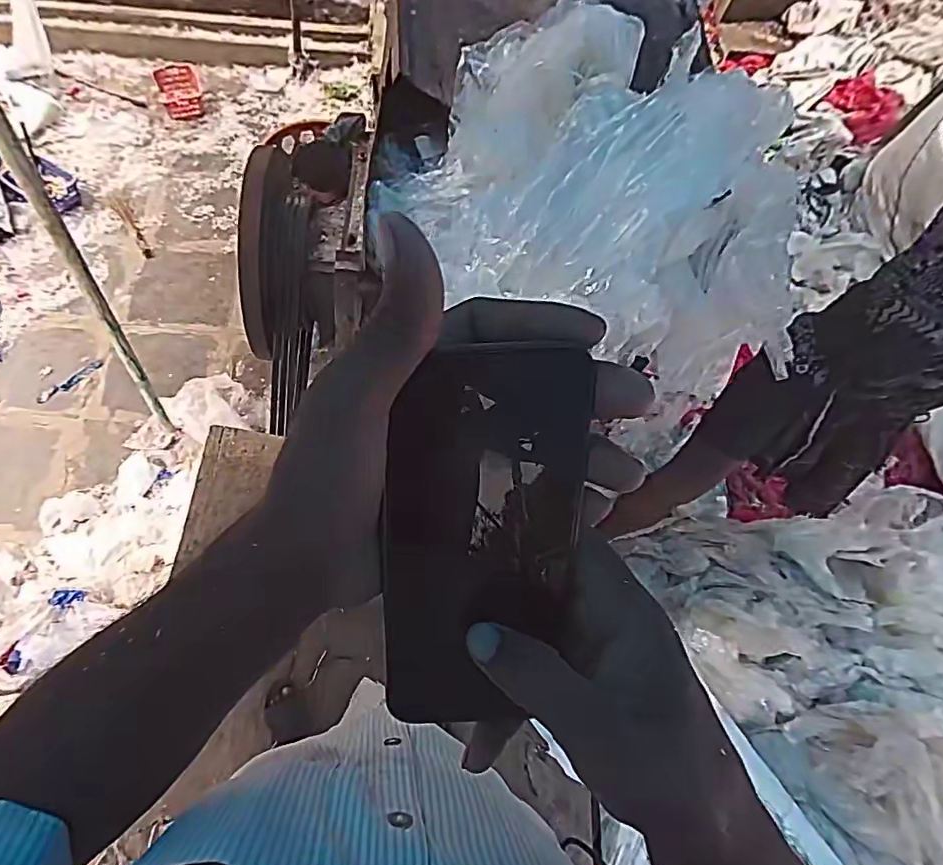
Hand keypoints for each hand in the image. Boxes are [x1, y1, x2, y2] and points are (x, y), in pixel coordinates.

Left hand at [257, 213, 656, 609]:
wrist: (303, 567)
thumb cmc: (324, 479)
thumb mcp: (356, 397)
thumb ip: (392, 323)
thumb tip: (397, 219)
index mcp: (406, 370)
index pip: (481, 330)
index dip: (539, 327)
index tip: (596, 335)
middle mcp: (427, 406)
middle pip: (516, 387)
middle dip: (579, 395)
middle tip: (639, 405)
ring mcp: (441, 457)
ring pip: (524, 442)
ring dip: (579, 453)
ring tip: (628, 474)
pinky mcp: (449, 503)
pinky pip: (512, 489)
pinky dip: (552, 496)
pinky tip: (592, 511)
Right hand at [459, 532, 718, 785]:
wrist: (700, 828)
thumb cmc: (658, 768)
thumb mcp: (589, 722)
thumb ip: (533, 674)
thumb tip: (475, 633)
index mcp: (620, 611)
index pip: (573, 544)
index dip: (526, 531)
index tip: (469, 538)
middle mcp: (605, 621)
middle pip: (539, 587)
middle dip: (490, 601)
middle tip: (436, 610)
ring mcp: (593, 652)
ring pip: (530, 634)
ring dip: (493, 663)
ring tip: (452, 695)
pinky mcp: (583, 682)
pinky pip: (534, 672)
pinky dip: (507, 700)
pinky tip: (480, 746)